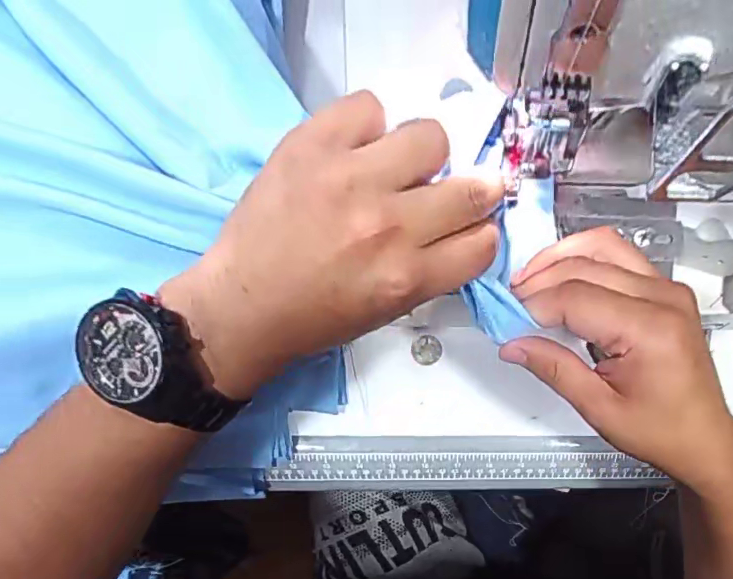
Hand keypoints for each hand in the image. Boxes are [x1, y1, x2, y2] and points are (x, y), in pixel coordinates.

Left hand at [160, 91, 502, 398]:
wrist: (249, 301)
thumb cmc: (323, 316)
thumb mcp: (391, 309)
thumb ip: (431, 271)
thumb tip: (462, 231)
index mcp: (409, 277)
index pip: (482, 244)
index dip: (483, 234)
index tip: (473, 229)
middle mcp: (389, 228)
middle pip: (469, 192)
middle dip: (478, 191)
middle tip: (463, 190)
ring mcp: (351, 180)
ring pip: (430, 137)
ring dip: (427, 153)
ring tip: (403, 167)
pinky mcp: (314, 144)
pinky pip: (371, 108)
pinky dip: (373, 126)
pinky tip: (360, 150)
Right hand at [503, 228, 732, 494]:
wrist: (703, 440)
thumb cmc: (665, 432)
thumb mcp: (600, 409)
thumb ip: (556, 369)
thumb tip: (516, 345)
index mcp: (651, 329)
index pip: (575, 297)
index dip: (534, 305)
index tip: (507, 320)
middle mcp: (665, 299)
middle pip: (586, 265)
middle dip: (541, 279)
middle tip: (510, 301)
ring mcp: (670, 292)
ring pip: (604, 248)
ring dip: (562, 259)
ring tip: (531, 284)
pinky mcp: (669, 294)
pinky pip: (621, 259)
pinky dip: (587, 264)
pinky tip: (563, 282)